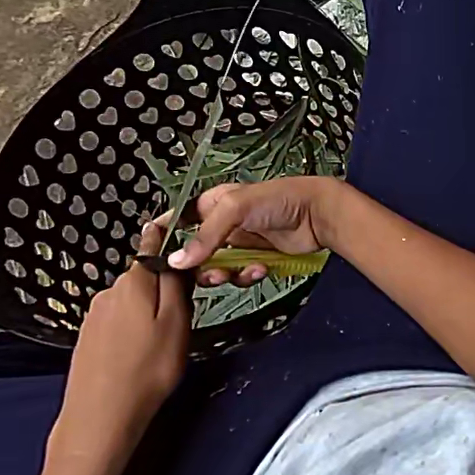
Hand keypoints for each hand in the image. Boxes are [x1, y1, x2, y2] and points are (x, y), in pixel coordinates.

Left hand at [54, 229, 191, 474]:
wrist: (101, 417)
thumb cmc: (145, 373)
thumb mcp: (176, 324)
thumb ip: (177, 285)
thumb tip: (176, 259)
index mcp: (133, 284)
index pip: (150, 246)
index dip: (166, 239)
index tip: (174, 227)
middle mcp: (109, 294)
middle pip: (144, 278)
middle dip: (163, 290)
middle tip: (183, 319)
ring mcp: (95, 316)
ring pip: (132, 302)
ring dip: (148, 314)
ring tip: (161, 346)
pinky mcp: (88, 338)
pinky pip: (118, 323)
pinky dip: (132, 332)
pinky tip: (140, 356)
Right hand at [166, 177, 346, 286]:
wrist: (318, 216)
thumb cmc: (280, 199)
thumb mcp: (235, 209)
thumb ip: (205, 235)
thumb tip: (177, 260)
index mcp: (212, 203)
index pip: (179, 220)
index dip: (166, 237)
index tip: (156, 256)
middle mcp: (223, 223)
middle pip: (195, 251)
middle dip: (198, 266)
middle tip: (209, 272)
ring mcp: (240, 242)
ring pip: (217, 267)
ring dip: (223, 274)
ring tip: (234, 273)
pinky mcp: (256, 258)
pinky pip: (240, 274)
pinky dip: (246, 275)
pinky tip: (260, 269)